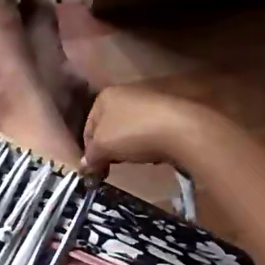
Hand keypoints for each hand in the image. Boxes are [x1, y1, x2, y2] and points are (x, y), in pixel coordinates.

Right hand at [81, 86, 221, 178]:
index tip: (96, 171)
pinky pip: (149, 131)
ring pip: (128, 130)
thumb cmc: (134, 134)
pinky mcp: (167, 111)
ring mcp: (148, 101)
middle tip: (112, 167)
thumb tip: (83, 168)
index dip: (90, 152)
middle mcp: (125, 93)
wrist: (180, 129)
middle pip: (108, 128)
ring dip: (128, 147)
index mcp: (105, 97)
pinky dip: (147, 143)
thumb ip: (91, 157)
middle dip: (109, 149)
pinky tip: (153, 153)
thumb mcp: (104, 147)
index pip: (88, 128)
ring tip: (135, 160)